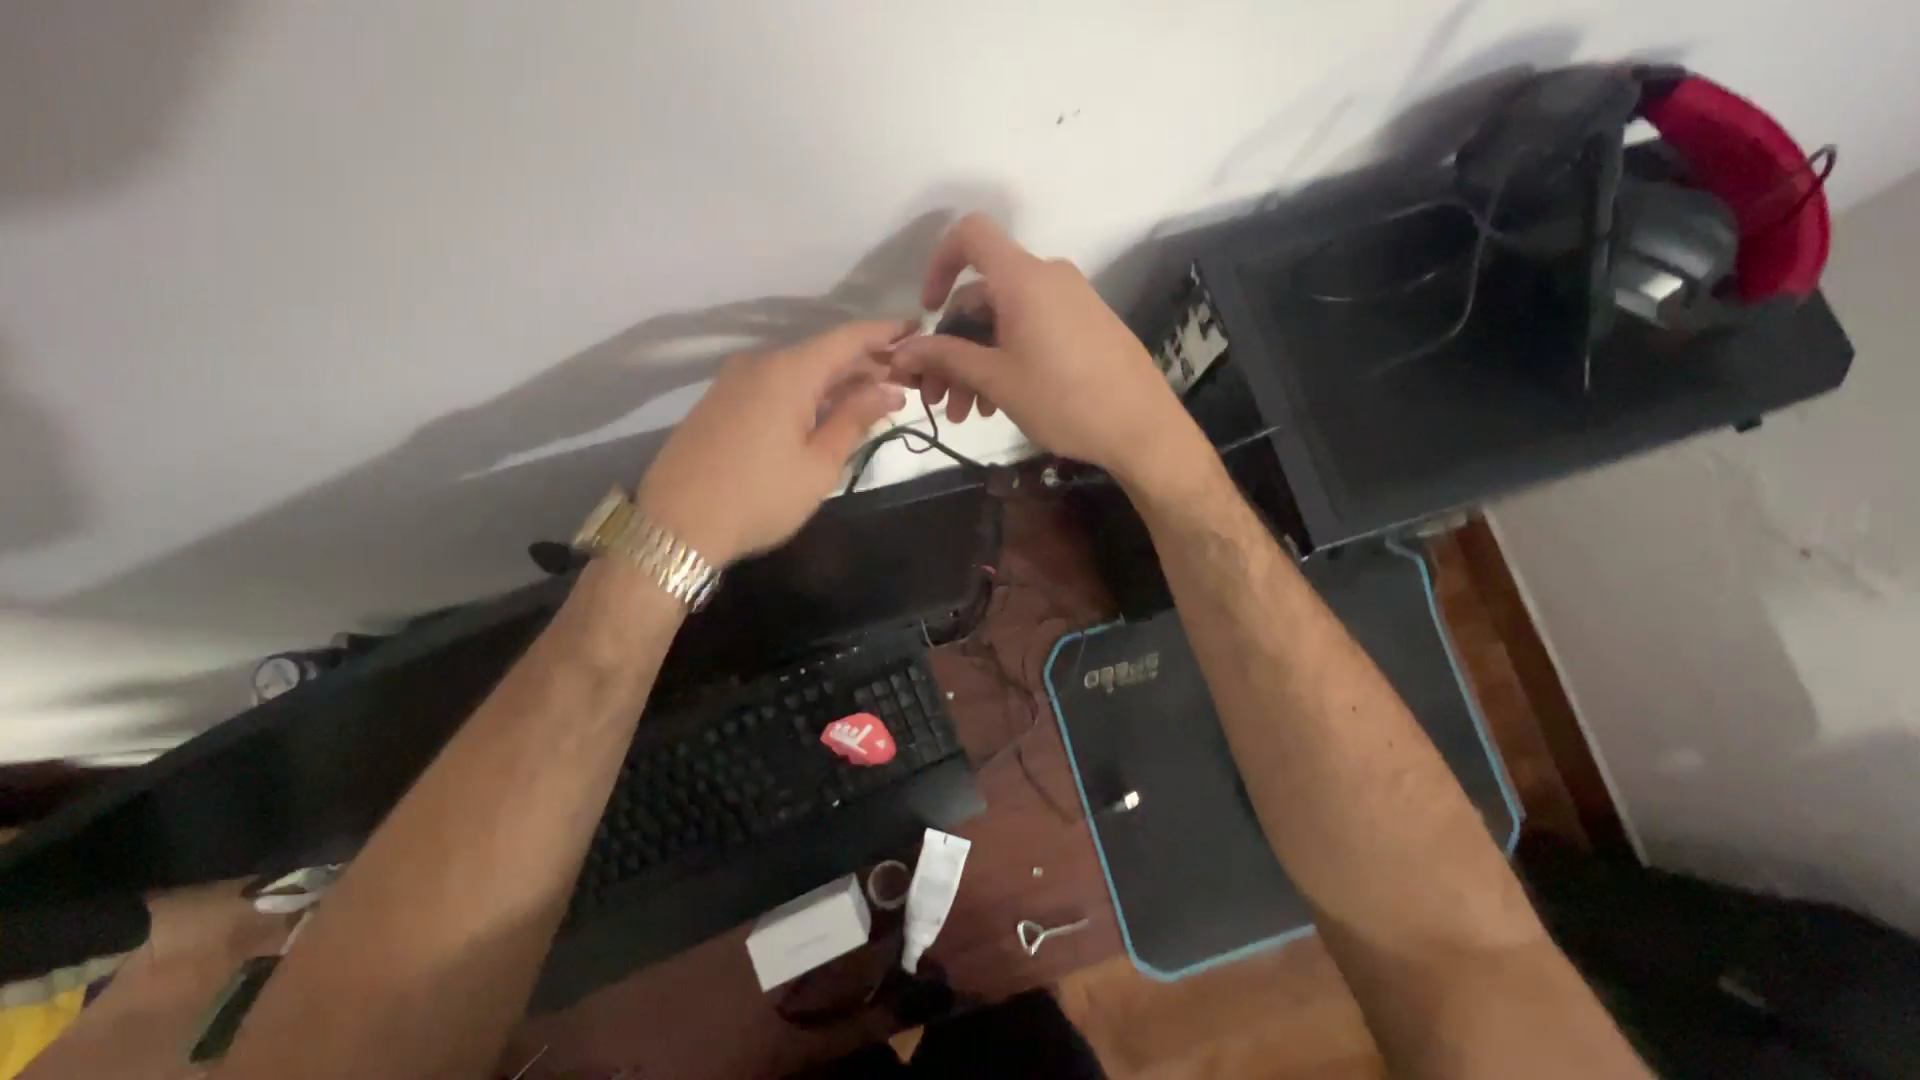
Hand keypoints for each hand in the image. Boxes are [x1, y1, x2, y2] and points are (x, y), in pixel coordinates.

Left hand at [636, 322, 908, 564]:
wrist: (675, 526)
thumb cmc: (759, 498)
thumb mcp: (819, 464)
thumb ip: (855, 419)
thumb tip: (889, 390)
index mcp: (789, 372)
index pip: (848, 338)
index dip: (885, 332)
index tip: (918, 329)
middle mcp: (759, 364)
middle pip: (823, 353)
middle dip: (865, 363)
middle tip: (905, 378)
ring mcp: (734, 382)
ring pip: (798, 370)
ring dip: (836, 381)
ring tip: (872, 399)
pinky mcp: (720, 403)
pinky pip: (775, 386)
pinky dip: (807, 393)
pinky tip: (825, 414)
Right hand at [888, 214, 1204, 487]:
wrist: (1142, 427)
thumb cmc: (1064, 399)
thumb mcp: (997, 380)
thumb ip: (946, 358)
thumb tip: (903, 351)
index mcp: (1023, 278)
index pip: (970, 235)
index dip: (939, 263)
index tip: (929, 311)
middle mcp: (1048, 278)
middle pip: (983, 294)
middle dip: (952, 345)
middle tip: (938, 397)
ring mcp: (1071, 301)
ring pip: (1006, 320)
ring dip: (977, 361)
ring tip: (967, 413)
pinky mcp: (1086, 325)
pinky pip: (1033, 329)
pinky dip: (1007, 358)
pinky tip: (999, 403)